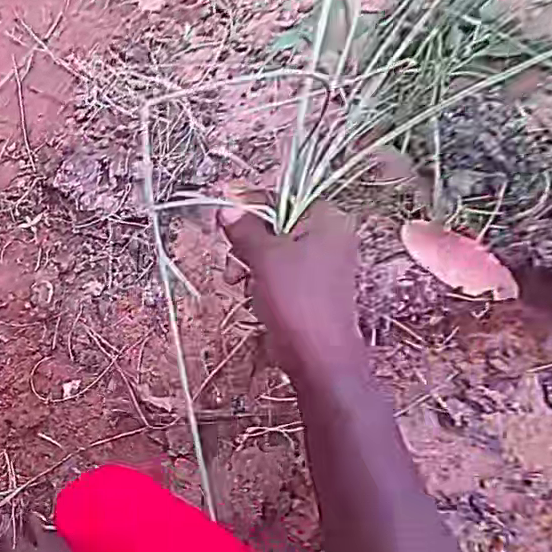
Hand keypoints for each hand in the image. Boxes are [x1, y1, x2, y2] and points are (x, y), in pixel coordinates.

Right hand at [217, 200, 365, 383]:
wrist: (316, 353)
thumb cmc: (295, 299)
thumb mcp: (264, 257)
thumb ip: (245, 230)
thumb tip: (227, 207)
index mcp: (326, 219)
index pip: (281, 198)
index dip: (248, 208)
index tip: (223, 221)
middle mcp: (328, 236)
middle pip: (274, 226)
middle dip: (247, 246)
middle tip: (235, 267)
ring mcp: (320, 263)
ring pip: (271, 252)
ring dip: (249, 267)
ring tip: (241, 285)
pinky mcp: (309, 288)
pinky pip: (278, 273)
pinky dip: (261, 282)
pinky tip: (255, 297)